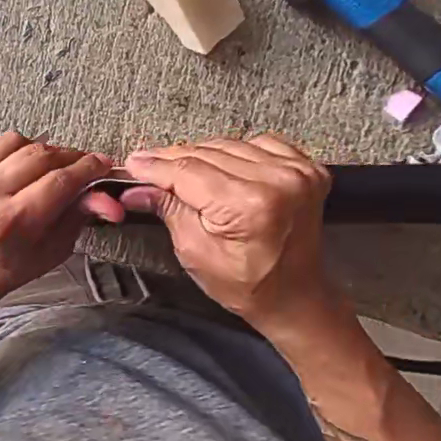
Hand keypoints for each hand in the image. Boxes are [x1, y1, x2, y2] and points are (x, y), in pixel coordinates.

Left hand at [0, 132, 119, 307]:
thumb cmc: (11, 265)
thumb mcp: (54, 248)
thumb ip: (80, 215)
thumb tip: (110, 198)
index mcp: (10, 223)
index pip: (60, 180)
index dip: (87, 167)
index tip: (102, 163)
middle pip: (41, 156)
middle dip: (68, 157)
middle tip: (80, 165)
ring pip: (17, 140)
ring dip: (38, 151)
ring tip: (44, 170)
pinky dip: (11, 148)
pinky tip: (15, 167)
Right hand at [119, 136, 339, 330]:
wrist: (295, 297)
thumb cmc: (250, 285)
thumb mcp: (195, 252)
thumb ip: (169, 210)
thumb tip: (138, 188)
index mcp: (250, 205)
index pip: (188, 171)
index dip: (156, 166)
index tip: (134, 163)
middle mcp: (278, 180)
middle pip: (207, 153)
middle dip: (172, 159)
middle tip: (147, 165)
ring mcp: (296, 172)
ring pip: (229, 145)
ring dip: (201, 154)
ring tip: (179, 168)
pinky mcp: (305, 168)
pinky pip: (258, 144)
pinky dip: (234, 151)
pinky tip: (220, 166)